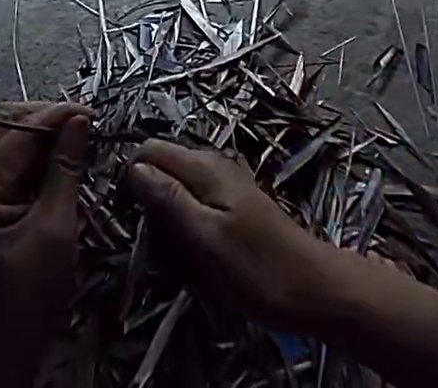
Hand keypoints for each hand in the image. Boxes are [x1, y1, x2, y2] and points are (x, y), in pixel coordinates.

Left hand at [0, 102, 91, 387]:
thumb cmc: (25, 301)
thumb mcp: (54, 230)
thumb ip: (65, 169)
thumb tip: (80, 121)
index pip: (19, 133)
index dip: (57, 116)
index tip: (93, 112)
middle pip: (5, 131)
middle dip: (47, 121)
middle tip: (87, 123)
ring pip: (7, 147)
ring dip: (43, 139)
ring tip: (79, 137)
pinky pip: (8, 170)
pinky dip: (35, 162)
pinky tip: (62, 162)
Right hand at [127, 140, 337, 331]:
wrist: (313, 288)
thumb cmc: (257, 266)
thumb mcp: (205, 236)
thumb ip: (170, 199)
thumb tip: (135, 167)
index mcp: (205, 166)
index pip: (151, 149)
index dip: (131, 174)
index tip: (123, 212)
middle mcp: (213, 165)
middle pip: (162, 166)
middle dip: (147, 197)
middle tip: (149, 240)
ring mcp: (225, 185)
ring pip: (176, 187)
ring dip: (164, 214)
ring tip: (167, 251)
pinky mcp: (231, 205)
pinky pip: (193, 203)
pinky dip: (183, 223)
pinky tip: (188, 250)